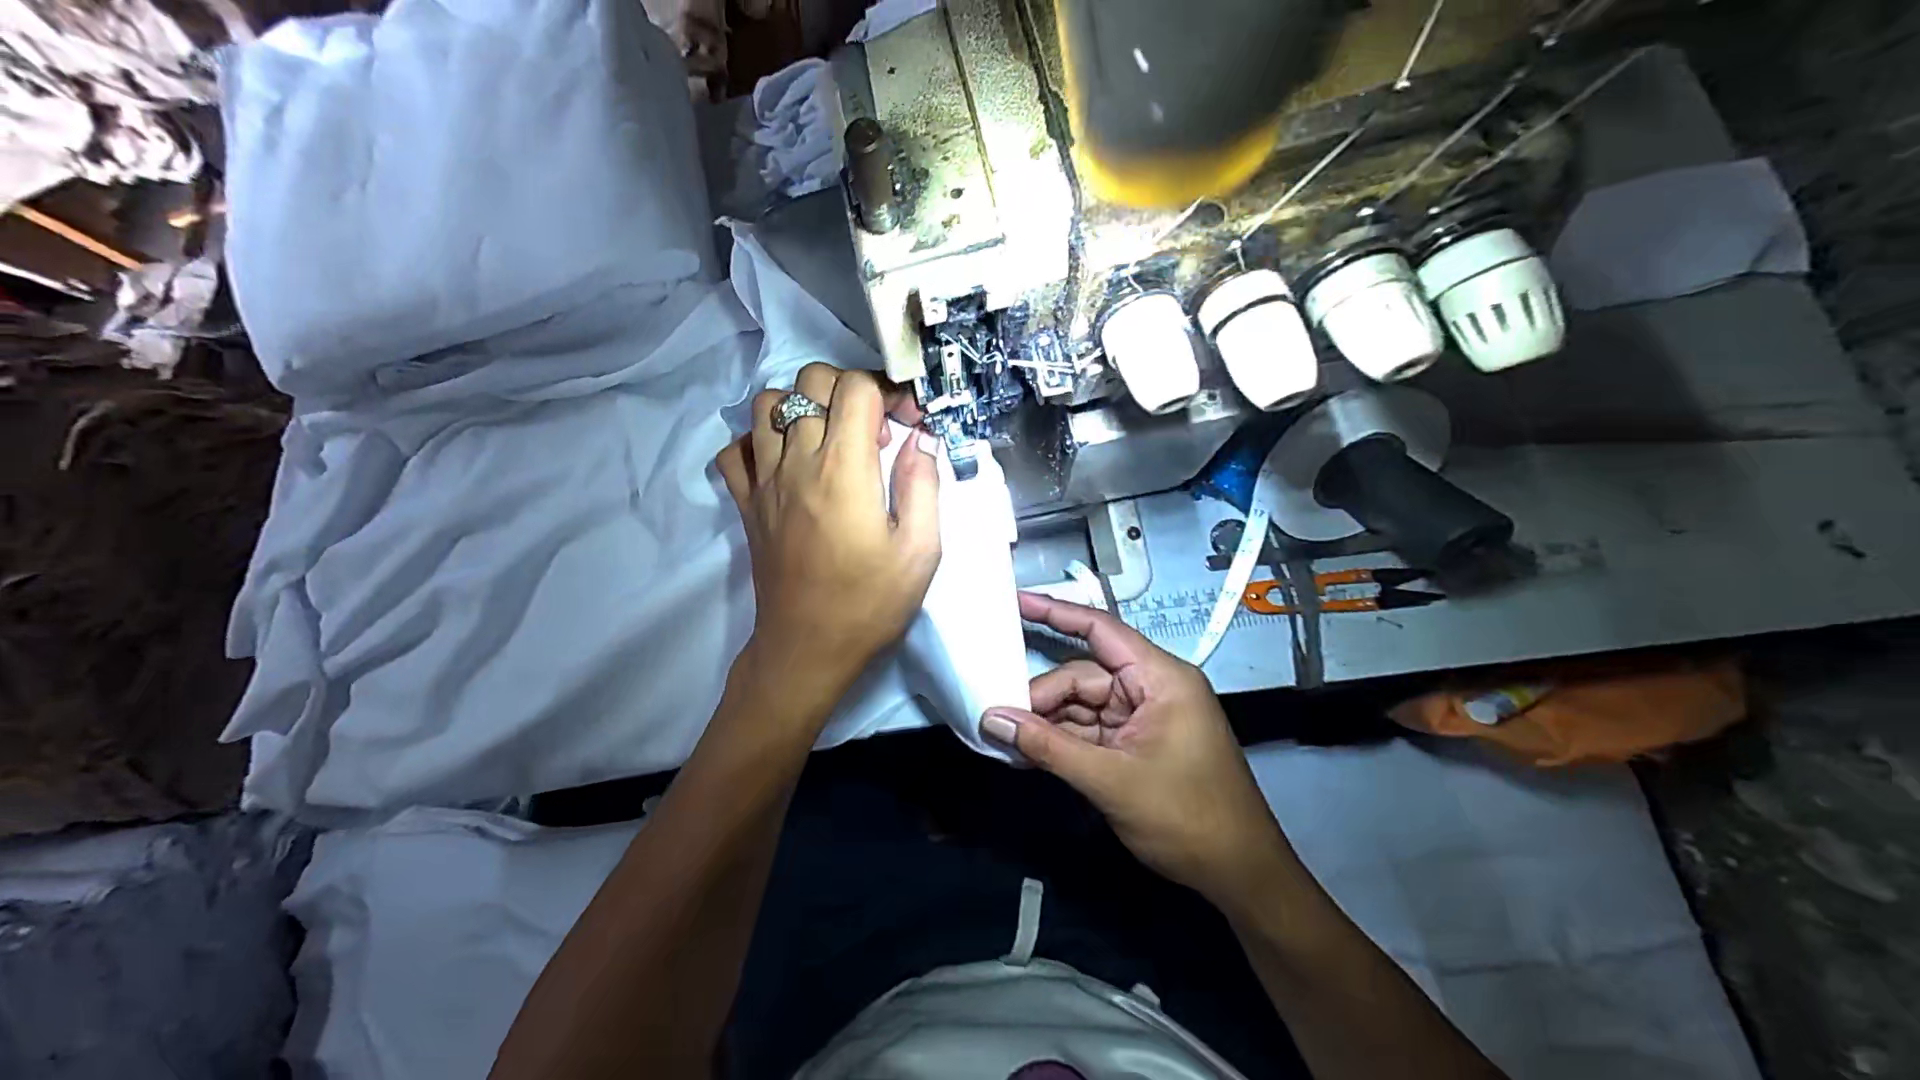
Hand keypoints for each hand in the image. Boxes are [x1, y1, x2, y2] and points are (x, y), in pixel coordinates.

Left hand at [715, 363, 940, 701]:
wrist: (808, 648)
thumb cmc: (870, 603)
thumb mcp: (920, 550)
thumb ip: (923, 485)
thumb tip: (921, 439)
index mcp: (843, 470)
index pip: (855, 388)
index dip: (888, 390)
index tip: (908, 422)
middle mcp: (797, 463)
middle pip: (810, 381)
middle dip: (848, 389)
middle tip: (872, 430)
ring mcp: (764, 481)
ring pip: (767, 404)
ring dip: (802, 407)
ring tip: (829, 439)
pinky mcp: (746, 504)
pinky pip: (735, 450)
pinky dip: (757, 441)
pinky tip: (786, 461)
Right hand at [980, 593, 1288, 904]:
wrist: (1238, 874)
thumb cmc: (1188, 818)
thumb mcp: (1112, 781)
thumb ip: (1048, 747)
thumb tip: (994, 718)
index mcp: (1160, 679)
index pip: (1101, 630)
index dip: (1056, 613)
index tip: (1017, 601)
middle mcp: (1151, 689)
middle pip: (1083, 676)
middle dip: (1042, 697)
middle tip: (999, 720)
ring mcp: (1144, 718)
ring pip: (1083, 706)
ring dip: (1048, 723)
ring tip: (1006, 739)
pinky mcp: (1137, 745)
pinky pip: (1090, 731)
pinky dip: (1062, 741)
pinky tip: (1029, 752)